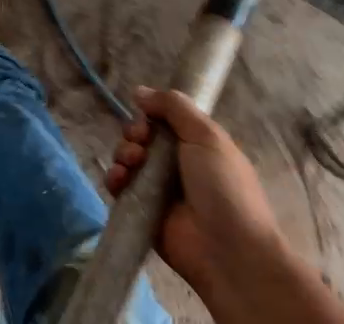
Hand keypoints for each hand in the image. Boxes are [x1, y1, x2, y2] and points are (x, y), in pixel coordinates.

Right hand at [105, 87, 284, 295]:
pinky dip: (115, 180)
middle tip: (140, 145)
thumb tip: (139, 91)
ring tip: (131, 166)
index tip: (148, 120)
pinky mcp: (142, 212)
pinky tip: (120, 181)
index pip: (162, 121)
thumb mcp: (206, 136)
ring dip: (123, 155)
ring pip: (127, 160)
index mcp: (196, 146)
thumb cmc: (223, 188)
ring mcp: (158, 190)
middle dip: (134, 135)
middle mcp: (175, 166)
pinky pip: (119, 188)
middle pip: (141, 137)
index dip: (149, 116)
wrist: (229, 251)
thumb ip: (173, 107)